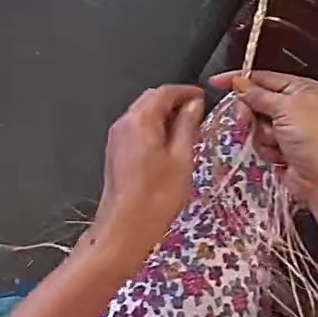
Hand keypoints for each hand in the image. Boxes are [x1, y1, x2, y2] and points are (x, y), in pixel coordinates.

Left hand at [84, 86, 203, 271]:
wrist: (125, 226)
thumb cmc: (157, 195)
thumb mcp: (182, 158)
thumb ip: (187, 126)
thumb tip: (193, 105)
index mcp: (139, 119)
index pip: (163, 92)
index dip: (185, 91)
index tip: (202, 95)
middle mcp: (124, 122)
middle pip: (150, 99)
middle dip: (174, 100)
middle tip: (197, 111)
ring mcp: (116, 136)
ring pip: (142, 113)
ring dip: (163, 114)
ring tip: (187, 127)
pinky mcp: (115, 149)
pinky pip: (136, 127)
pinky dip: (153, 126)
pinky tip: (169, 142)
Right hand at [207, 71, 317, 200]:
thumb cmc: (314, 138)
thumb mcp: (286, 108)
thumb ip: (257, 94)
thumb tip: (238, 81)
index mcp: (302, 89)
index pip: (263, 77)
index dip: (239, 79)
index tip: (215, 82)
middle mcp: (296, 106)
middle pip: (256, 101)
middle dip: (252, 113)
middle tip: (248, 120)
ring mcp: (289, 129)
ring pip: (256, 123)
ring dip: (262, 134)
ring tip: (277, 143)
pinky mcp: (283, 149)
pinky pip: (261, 141)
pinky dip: (267, 149)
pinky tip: (281, 156)